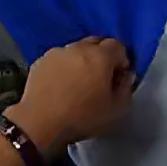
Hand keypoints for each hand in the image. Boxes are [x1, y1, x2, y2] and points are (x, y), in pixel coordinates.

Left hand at [5, 37, 134, 154]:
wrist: (41, 121)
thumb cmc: (83, 117)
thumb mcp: (117, 109)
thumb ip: (126, 88)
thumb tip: (124, 75)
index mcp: (99, 56)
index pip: (117, 45)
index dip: (121, 60)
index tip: (118, 76)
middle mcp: (77, 47)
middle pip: (95, 43)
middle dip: (102, 56)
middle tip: (100, 78)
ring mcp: (56, 52)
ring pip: (75, 50)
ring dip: (81, 60)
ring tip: (78, 81)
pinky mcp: (40, 60)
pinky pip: (58, 58)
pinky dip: (64, 66)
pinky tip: (61, 84)